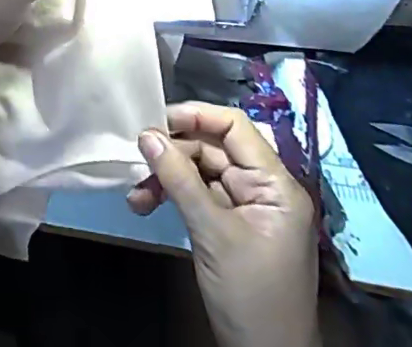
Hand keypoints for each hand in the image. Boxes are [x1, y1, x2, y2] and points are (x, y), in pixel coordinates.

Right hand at [128, 103, 320, 346]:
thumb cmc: (251, 296)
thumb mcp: (213, 234)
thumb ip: (181, 181)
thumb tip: (147, 135)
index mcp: (275, 183)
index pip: (235, 128)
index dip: (196, 116)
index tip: (156, 119)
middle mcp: (262, 187)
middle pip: (212, 148)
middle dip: (173, 154)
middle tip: (137, 160)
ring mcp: (245, 207)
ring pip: (200, 172)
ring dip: (166, 178)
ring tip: (136, 195)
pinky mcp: (228, 225)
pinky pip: (197, 195)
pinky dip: (172, 197)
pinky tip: (144, 206)